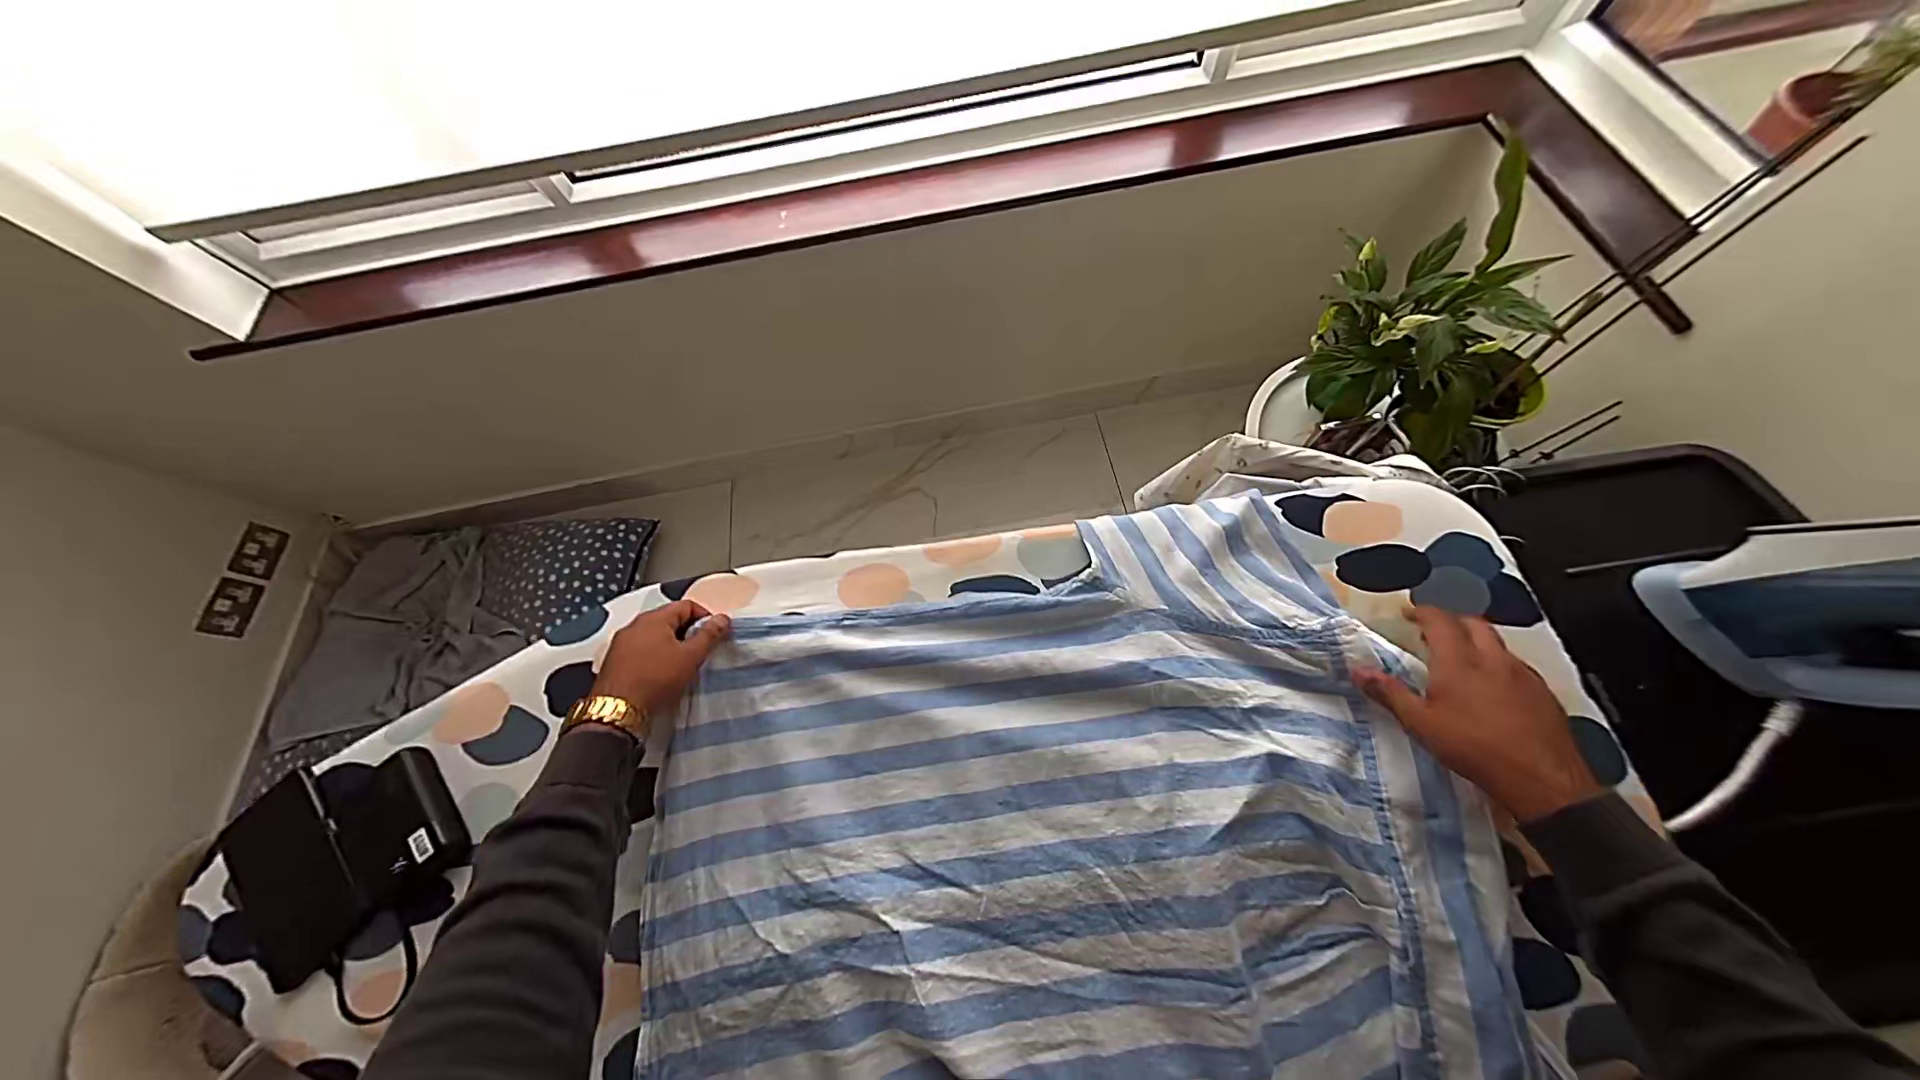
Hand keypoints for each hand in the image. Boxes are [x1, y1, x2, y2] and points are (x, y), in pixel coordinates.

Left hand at [590, 600, 732, 716]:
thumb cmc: (657, 678)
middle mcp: (634, 625)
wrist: (618, 710)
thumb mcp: (691, 656)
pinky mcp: (614, 660)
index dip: (705, 617)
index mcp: (654, 618)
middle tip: (701, 649)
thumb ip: (709, 635)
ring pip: (654, 634)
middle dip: (689, 631)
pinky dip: (655, 654)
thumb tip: (722, 618)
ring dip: (672, 643)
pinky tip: (661, 672)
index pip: (686, 605)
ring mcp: (621, 642)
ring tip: (683, 662)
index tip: (714, 634)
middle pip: (669, 618)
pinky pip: (641, 648)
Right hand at [1354, 606, 1601, 823]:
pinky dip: (1497, 663)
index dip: (1423, 612)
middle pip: (1474, 623)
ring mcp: (1523, 675)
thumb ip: (1389, 693)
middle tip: (1433, 631)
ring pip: (1498, 643)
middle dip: (1452, 621)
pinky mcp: (1544, 693)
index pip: (1441, 621)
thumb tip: (1359, 671)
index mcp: (1459, 662)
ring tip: (1460, 656)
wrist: (1542, 779)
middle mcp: (1493, 660)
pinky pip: (1516, 665)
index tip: (1409, 613)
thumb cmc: (1473, 747)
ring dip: (1476, 640)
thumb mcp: (1420, 723)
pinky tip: (1491, 685)